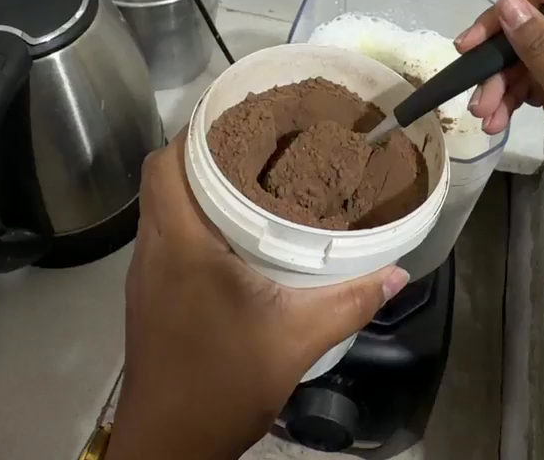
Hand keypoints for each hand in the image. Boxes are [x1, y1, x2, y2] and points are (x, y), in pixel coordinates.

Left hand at [107, 134, 409, 459]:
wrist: (167, 451)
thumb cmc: (222, 384)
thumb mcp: (295, 341)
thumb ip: (348, 301)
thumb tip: (398, 273)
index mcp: (180, 245)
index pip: (166, 164)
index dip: (193, 131)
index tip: (237, 116)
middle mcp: (154, 250)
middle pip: (162, 177)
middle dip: (201, 150)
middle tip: (255, 140)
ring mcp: (145, 274)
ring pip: (161, 205)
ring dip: (194, 184)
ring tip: (249, 174)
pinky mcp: (148, 295)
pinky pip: (164, 233)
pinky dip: (190, 216)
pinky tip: (232, 231)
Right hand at [458, 0, 543, 252]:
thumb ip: (543, 48)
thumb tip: (507, 2)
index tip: (539, 1)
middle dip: (509, 31)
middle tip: (469, 50)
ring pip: (533, 49)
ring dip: (500, 74)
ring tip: (480, 108)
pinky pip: (531, 81)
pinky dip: (508, 96)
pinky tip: (492, 121)